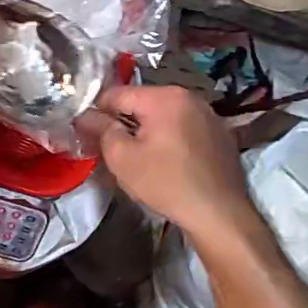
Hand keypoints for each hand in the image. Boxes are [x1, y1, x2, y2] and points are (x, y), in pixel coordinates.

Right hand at [80, 85, 255, 235]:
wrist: (220, 214)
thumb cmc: (166, 183)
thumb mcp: (122, 158)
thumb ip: (101, 130)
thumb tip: (86, 116)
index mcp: (164, 97)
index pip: (116, 93)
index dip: (96, 112)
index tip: (87, 133)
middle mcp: (188, 97)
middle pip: (140, 102)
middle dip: (121, 121)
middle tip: (109, 148)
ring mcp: (207, 114)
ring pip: (161, 114)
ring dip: (144, 129)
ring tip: (136, 156)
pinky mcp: (218, 132)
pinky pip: (180, 126)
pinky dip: (167, 136)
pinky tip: (164, 160)